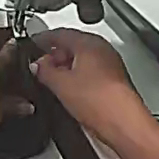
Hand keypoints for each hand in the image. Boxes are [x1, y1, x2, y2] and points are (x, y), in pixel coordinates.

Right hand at [30, 29, 148, 137]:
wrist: (124, 124)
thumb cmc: (101, 101)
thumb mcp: (59, 84)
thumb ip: (44, 70)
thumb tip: (38, 66)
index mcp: (90, 43)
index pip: (61, 33)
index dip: (43, 39)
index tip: (34, 43)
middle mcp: (103, 50)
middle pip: (73, 45)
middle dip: (54, 55)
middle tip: (40, 65)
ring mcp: (111, 66)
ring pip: (82, 60)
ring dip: (66, 68)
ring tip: (52, 81)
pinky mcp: (114, 82)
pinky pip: (91, 73)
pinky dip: (78, 78)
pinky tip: (69, 91)